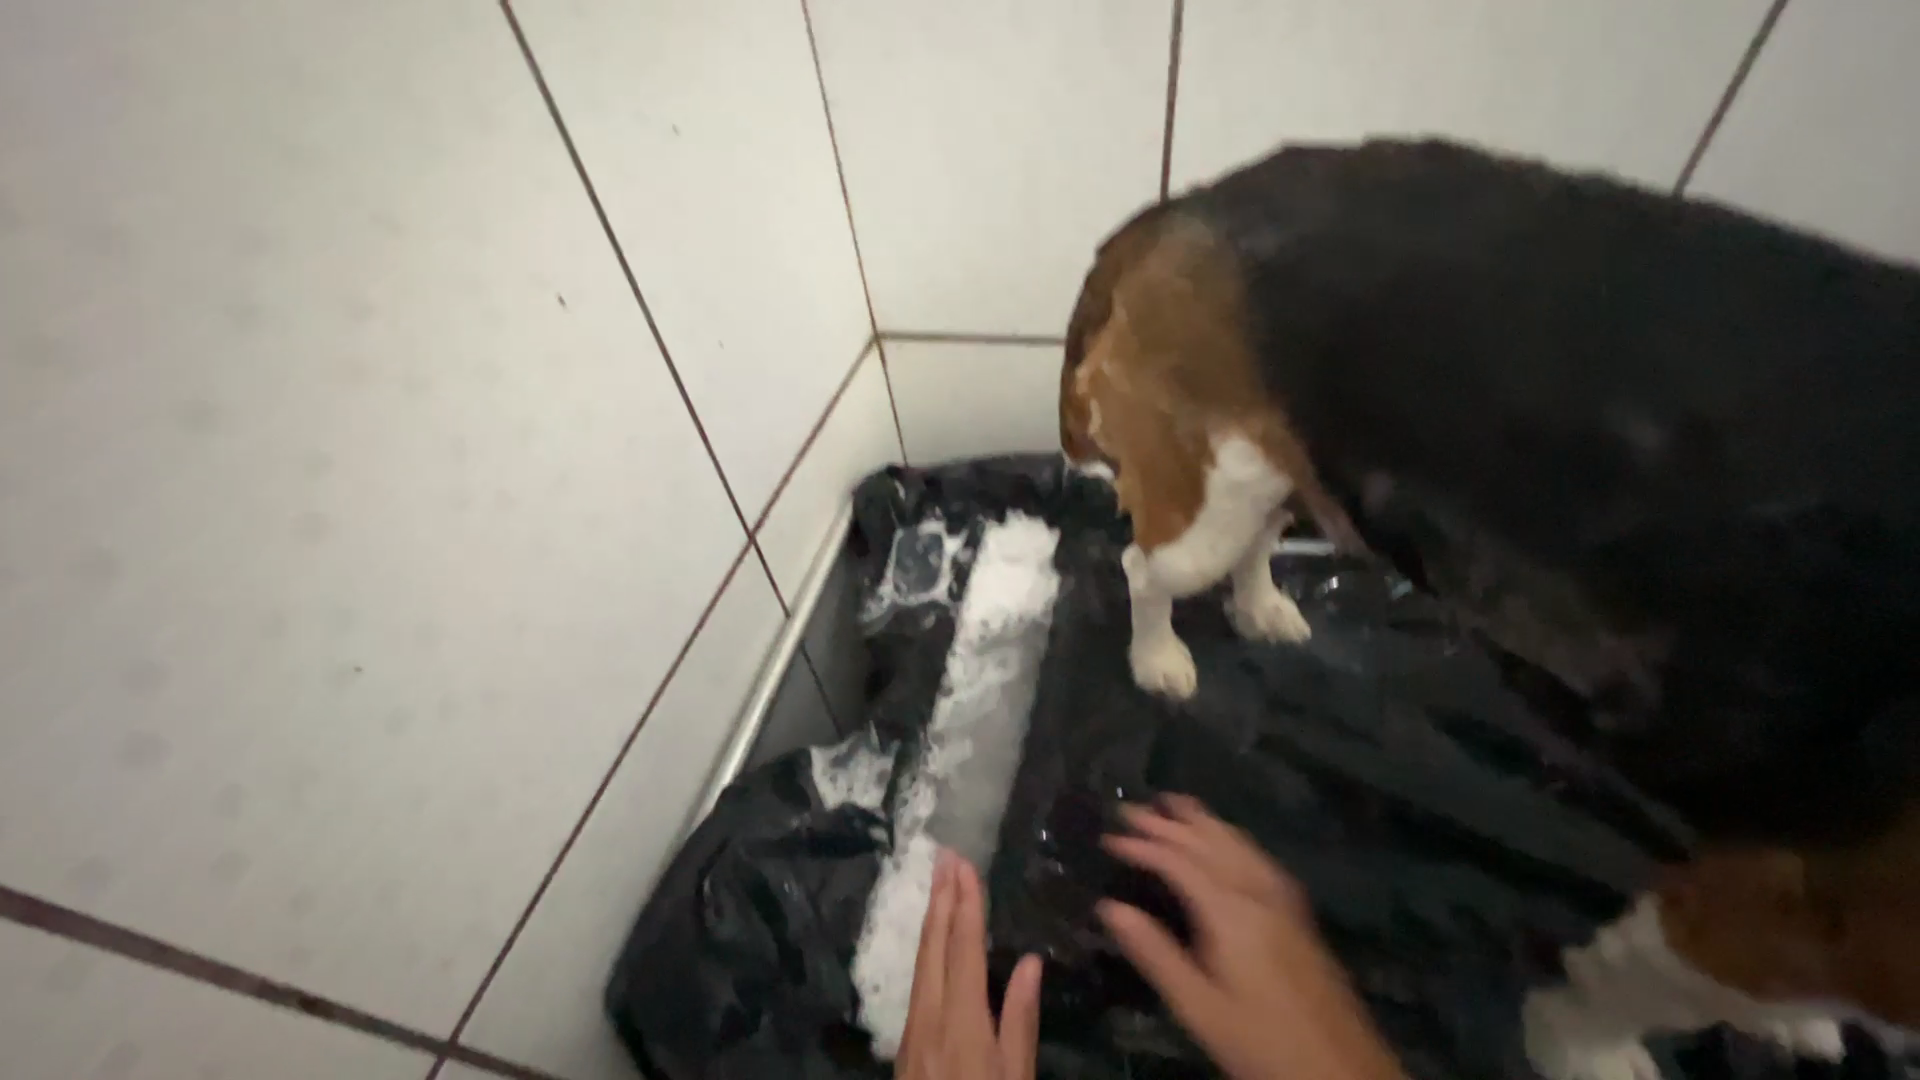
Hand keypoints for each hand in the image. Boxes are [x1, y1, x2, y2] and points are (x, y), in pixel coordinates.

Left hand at [896, 848, 1043, 1079]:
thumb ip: (1020, 1022)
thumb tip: (1029, 963)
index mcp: (962, 1025)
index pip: (963, 950)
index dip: (965, 903)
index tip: (964, 864)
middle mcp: (929, 1020)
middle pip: (932, 947)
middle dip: (939, 898)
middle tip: (943, 855)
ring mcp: (912, 1034)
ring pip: (920, 963)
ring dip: (930, 919)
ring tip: (938, 884)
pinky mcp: (906, 1049)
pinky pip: (917, 984)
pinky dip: (926, 950)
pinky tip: (932, 941)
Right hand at [1098, 796, 1406, 1079]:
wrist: (1346, 1074)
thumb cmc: (1262, 1042)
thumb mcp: (1199, 1007)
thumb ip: (1155, 954)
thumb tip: (1110, 907)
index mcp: (1231, 912)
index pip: (1179, 862)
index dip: (1142, 845)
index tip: (1109, 837)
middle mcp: (1258, 892)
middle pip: (1208, 842)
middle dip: (1167, 822)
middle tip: (1130, 807)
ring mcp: (1283, 899)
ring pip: (1237, 842)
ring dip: (1202, 820)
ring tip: (1173, 802)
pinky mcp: (1298, 912)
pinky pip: (1257, 855)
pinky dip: (1231, 836)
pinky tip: (1228, 839)